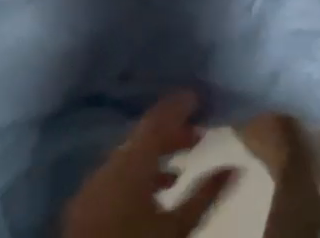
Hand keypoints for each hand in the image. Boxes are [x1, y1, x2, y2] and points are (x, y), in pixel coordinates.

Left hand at [62, 93, 238, 237]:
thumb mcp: (178, 227)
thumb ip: (206, 194)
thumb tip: (236, 166)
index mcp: (130, 164)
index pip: (155, 121)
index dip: (177, 105)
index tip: (199, 96)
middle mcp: (107, 166)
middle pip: (141, 137)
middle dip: (170, 133)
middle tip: (198, 136)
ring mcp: (92, 186)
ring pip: (127, 157)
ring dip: (153, 156)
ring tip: (180, 168)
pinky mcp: (84, 206)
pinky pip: (114, 176)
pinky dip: (136, 175)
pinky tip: (154, 193)